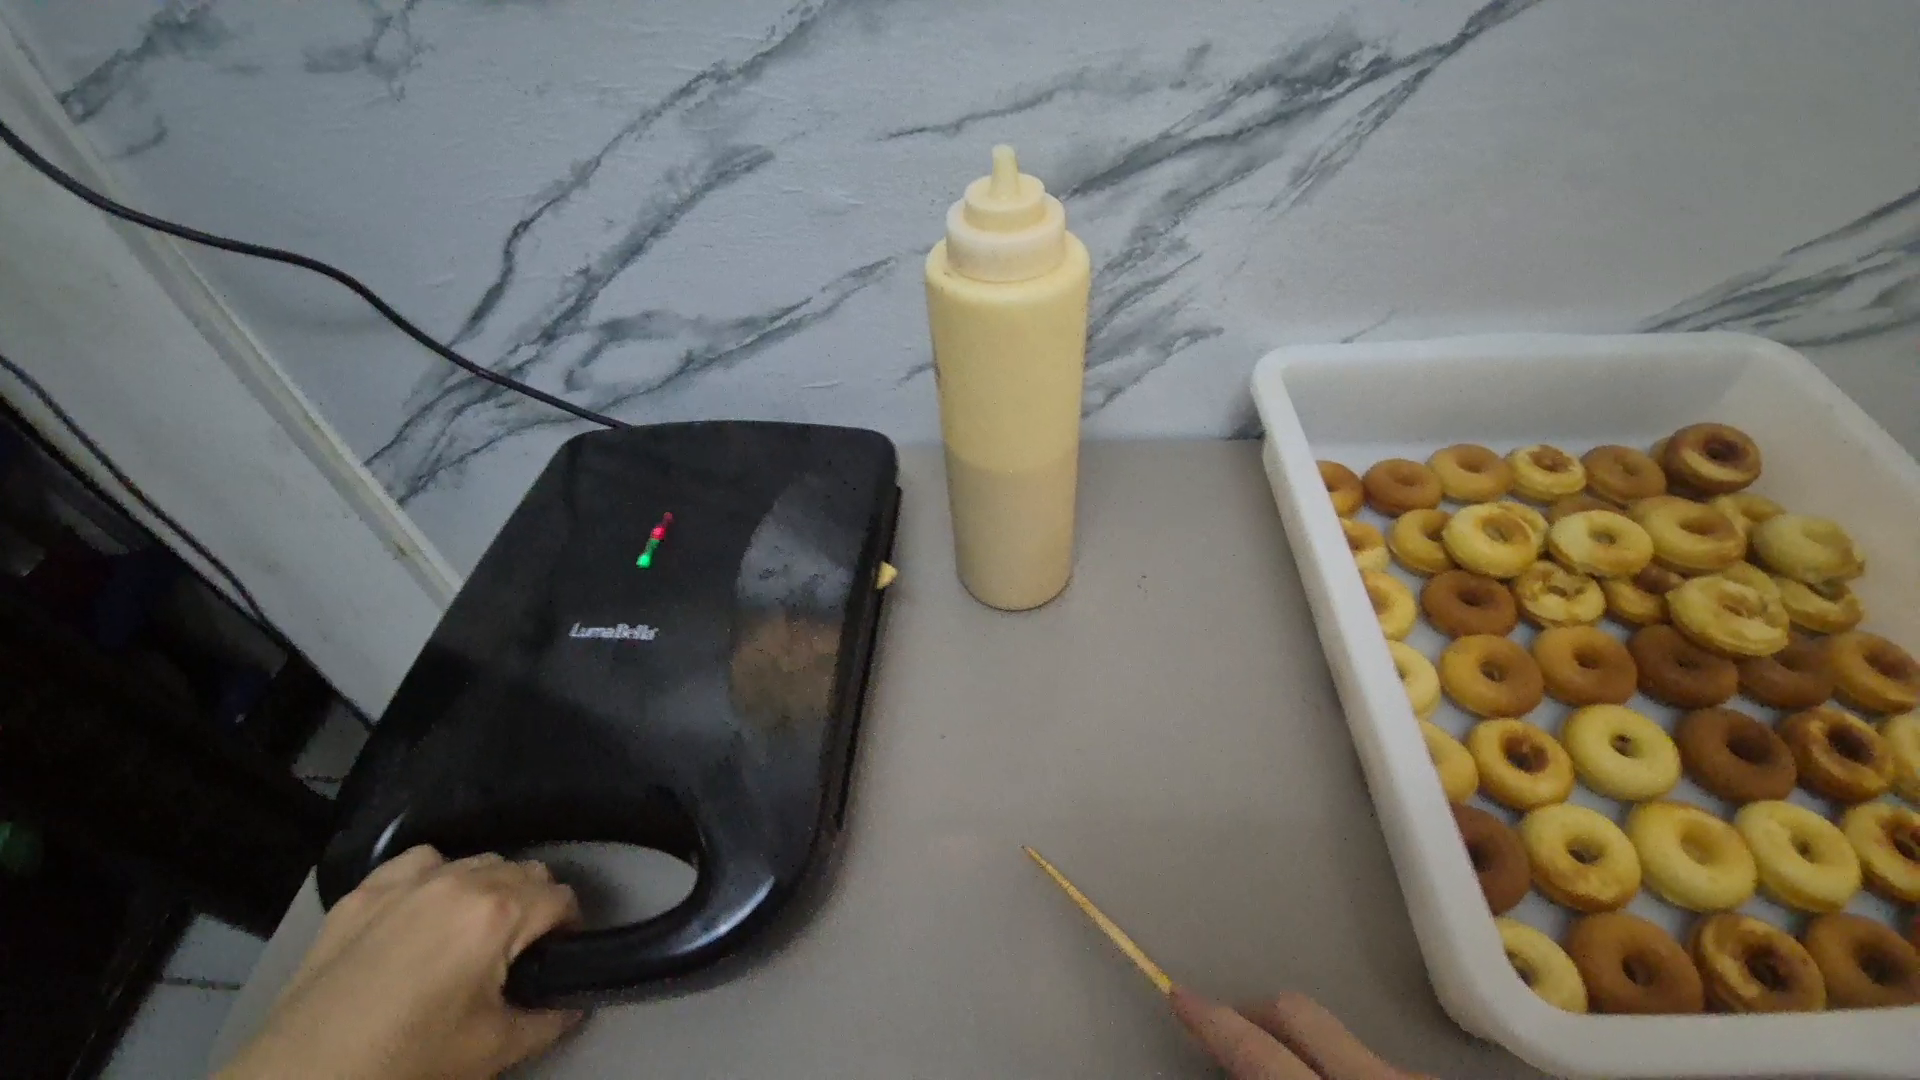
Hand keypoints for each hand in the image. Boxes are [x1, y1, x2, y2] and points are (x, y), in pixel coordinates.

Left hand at [219, 846, 583, 1079]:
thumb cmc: (405, 1063)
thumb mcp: (492, 1051)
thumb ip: (548, 1021)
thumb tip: (575, 1005)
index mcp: (499, 913)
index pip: (562, 898)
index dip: (570, 927)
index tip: (559, 957)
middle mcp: (461, 880)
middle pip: (527, 871)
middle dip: (535, 905)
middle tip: (519, 952)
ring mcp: (409, 881)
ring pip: (479, 861)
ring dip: (491, 888)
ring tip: (473, 933)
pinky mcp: (364, 891)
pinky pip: (422, 860)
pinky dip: (436, 876)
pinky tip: (424, 912)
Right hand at [1170, 986, 1430, 1079]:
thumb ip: (1265, 1076)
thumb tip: (1233, 1062)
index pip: (1254, 1051)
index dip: (1210, 1021)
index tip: (1178, 995)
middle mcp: (1373, 1076)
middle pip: (1295, 1011)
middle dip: (1254, 1010)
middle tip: (1229, 1025)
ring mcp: (1414, 1078)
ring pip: (1343, 1037)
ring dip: (1308, 1047)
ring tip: (1297, 1073)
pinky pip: (1379, 1061)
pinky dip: (1350, 1068)